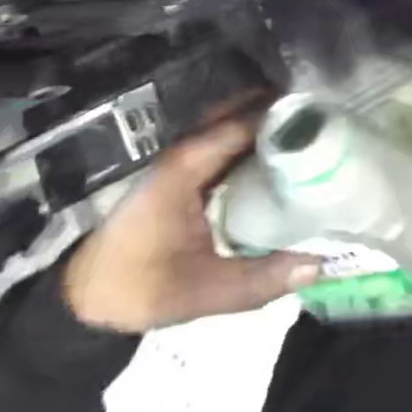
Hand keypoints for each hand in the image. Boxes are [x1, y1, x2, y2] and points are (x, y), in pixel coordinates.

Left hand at [61, 121, 320, 332]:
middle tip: (329, 121)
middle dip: (282, 113)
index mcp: (186, 165)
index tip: (328, 118)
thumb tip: (318, 265)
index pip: (245, 123)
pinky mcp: (186, 170)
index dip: (285, 118)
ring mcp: (184, 157)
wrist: (82, 298)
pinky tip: (284, 157)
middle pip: (242, 113)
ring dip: (270, 125)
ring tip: (315, 133)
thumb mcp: (200, 292)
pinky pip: (227, 143)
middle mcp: (186, 149)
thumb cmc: (137, 288)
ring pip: (235, 125)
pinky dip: (255, 142)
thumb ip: (260, 281)